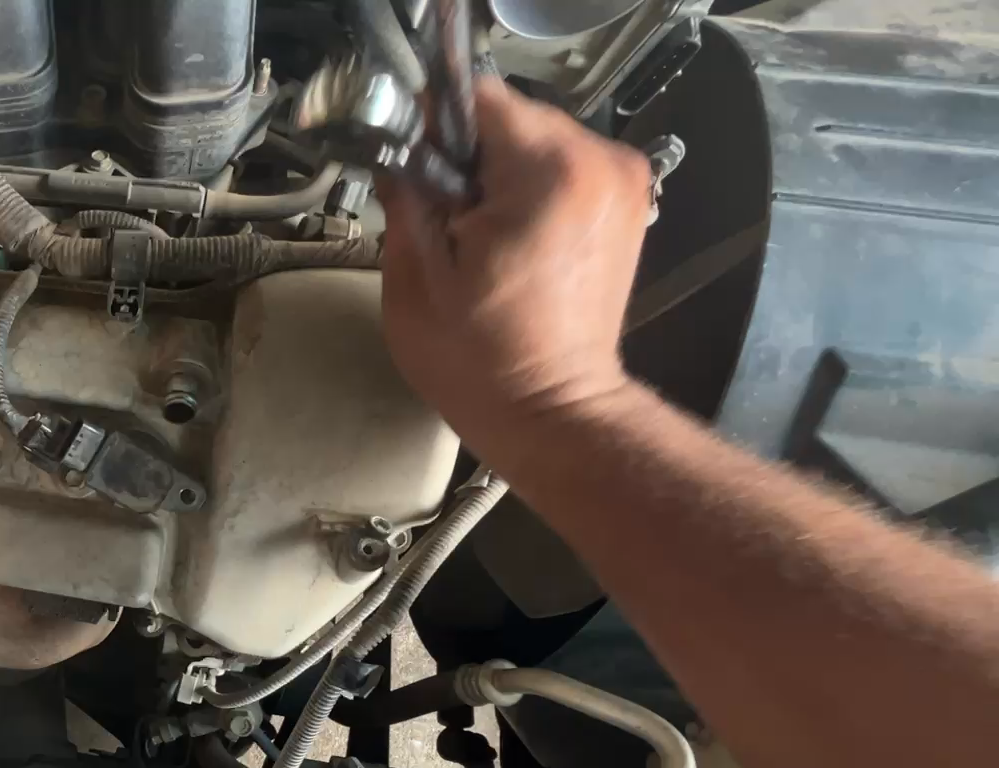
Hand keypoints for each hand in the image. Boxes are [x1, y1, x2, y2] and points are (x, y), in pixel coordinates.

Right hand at [380, 78, 651, 443]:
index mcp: (546, 175)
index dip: (433, 129)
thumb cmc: (473, 357)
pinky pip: (563, 172)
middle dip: (466, 160)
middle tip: (437, 219)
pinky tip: (504, 245)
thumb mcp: (414, 281)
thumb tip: (398, 157)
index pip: (482, 101)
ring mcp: (623, 183)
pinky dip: (526, 193)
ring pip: (537, 145)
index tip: (410, 172)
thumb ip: (406, 202)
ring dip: (495, 179)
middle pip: (513, 121)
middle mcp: (600, 162)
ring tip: (470, 241)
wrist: (546, 408)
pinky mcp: (627, 207)